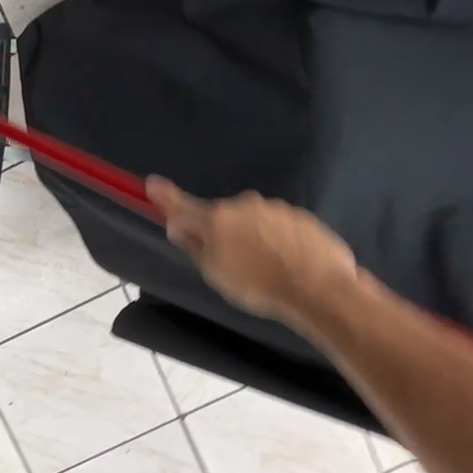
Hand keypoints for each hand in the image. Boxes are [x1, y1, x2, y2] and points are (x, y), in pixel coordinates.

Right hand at [147, 176, 360, 326]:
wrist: (321, 289)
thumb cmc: (257, 284)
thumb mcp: (213, 272)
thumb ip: (194, 246)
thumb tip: (179, 227)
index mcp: (215, 218)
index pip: (181, 204)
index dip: (164, 195)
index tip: (151, 183)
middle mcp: (243, 205)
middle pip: (223, 214)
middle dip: (222, 229)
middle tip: (230, 258)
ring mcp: (277, 209)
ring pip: (254, 220)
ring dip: (253, 235)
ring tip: (267, 266)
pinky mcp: (304, 218)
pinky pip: (281, 227)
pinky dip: (279, 240)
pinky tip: (288, 263)